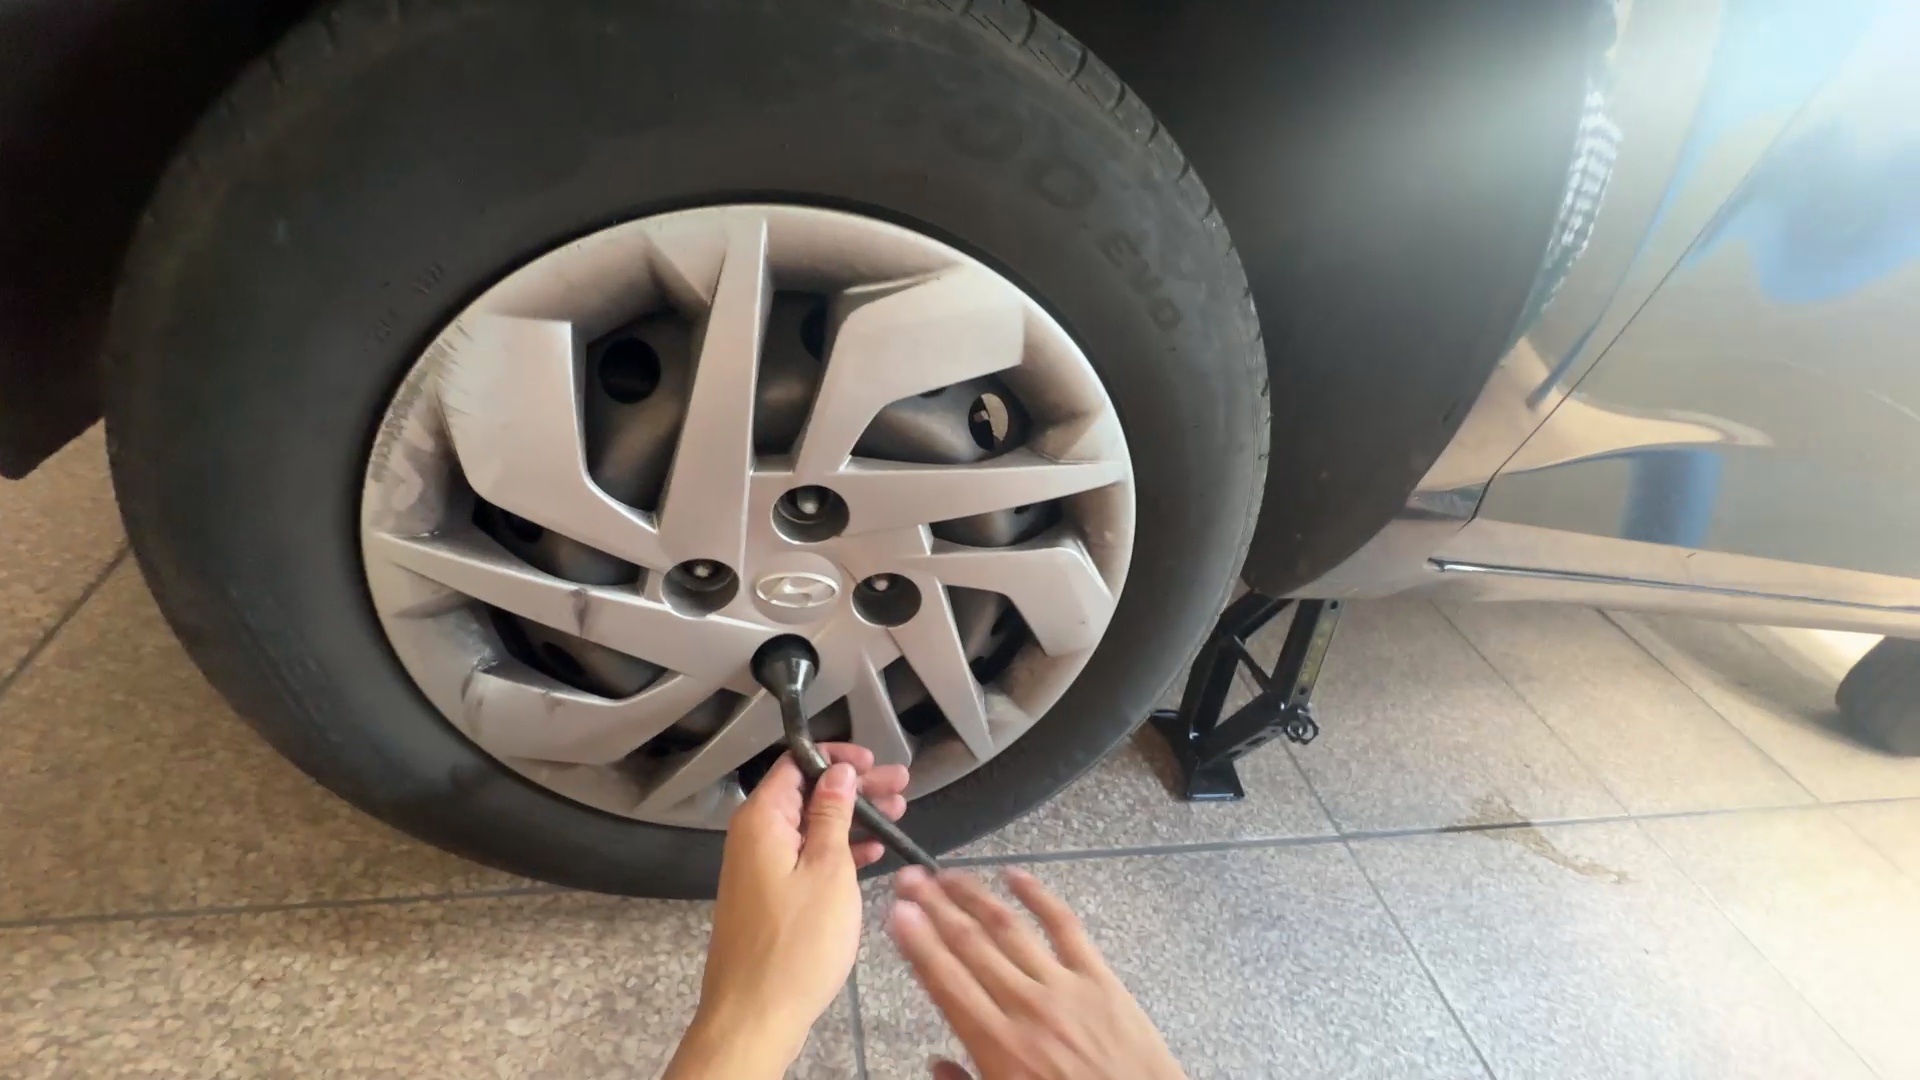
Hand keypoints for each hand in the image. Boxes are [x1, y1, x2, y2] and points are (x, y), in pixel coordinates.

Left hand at [666, 743, 908, 1079]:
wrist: (753, 1019)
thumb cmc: (796, 942)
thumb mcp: (828, 869)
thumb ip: (833, 814)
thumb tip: (838, 771)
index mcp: (763, 819)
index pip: (796, 762)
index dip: (836, 756)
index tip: (873, 762)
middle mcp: (756, 835)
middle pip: (809, 792)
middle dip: (856, 786)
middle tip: (900, 785)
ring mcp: (762, 867)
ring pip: (813, 824)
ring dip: (855, 816)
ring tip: (898, 812)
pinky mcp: (771, 894)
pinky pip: (808, 856)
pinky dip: (840, 849)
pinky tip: (874, 851)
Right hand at [887, 867, 1184, 1079]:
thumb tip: (935, 1063)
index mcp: (999, 1049)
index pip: (946, 982)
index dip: (918, 942)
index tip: (897, 910)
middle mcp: (1026, 1008)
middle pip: (970, 944)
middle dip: (934, 907)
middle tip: (909, 878)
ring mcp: (1065, 986)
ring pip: (1008, 927)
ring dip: (973, 895)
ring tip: (946, 873)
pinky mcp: (1100, 977)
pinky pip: (1065, 925)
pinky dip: (1038, 895)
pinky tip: (1014, 873)